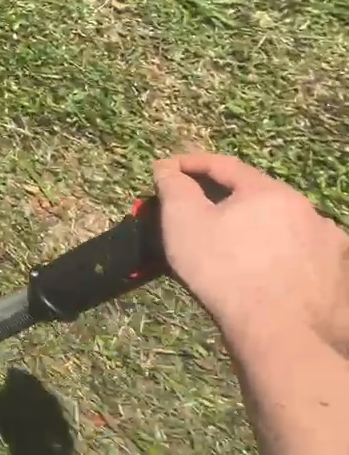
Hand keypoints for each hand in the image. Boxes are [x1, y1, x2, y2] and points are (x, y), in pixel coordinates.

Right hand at [153, 152, 348, 351]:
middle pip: (255, 193)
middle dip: (219, 195)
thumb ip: (174, 184)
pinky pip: (298, 249)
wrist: (279, 330)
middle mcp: (313, 214)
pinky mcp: (340, 276)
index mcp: (274, 194)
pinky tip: (257, 262)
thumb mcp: (182, 217)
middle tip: (190, 206)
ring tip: (225, 238)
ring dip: (250, 222)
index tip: (163, 170)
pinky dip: (273, 246)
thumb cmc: (222, 265)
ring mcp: (333, 248)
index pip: (225, 164)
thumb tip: (169, 169)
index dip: (188, 162)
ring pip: (280, 222)